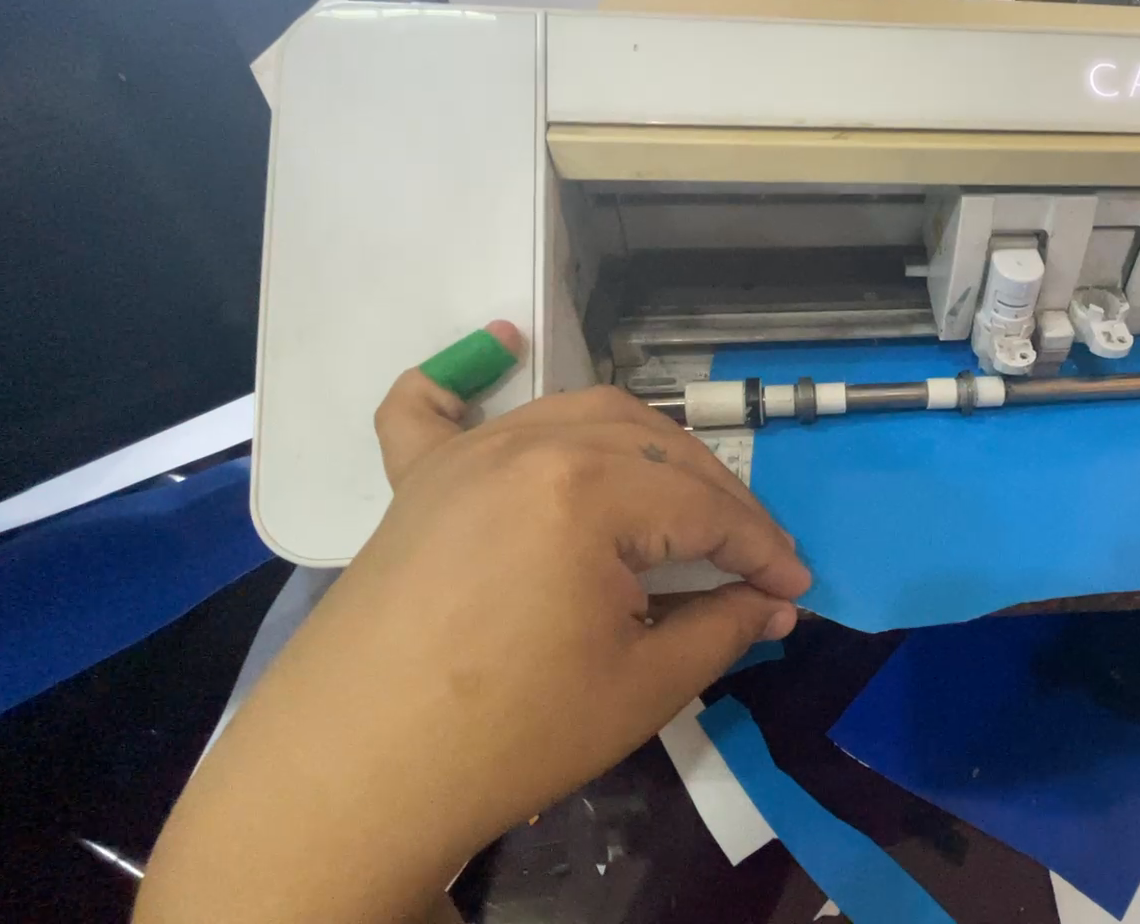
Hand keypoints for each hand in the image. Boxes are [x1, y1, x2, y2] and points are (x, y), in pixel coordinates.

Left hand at [138, 323, 809, 923]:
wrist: (341, 791)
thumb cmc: (510, 737)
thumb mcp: (646, 688)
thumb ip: (727, 628)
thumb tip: (778, 604)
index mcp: (590, 492)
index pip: (707, 510)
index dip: (764, 550)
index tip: (797, 586)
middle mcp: (533, 447)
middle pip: (660, 453)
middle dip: (721, 502)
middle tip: (752, 557)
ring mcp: (467, 456)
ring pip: (586, 416)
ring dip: (649, 448)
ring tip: (682, 495)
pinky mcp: (419, 482)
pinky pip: (436, 411)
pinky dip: (468, 378)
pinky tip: (498, 347)